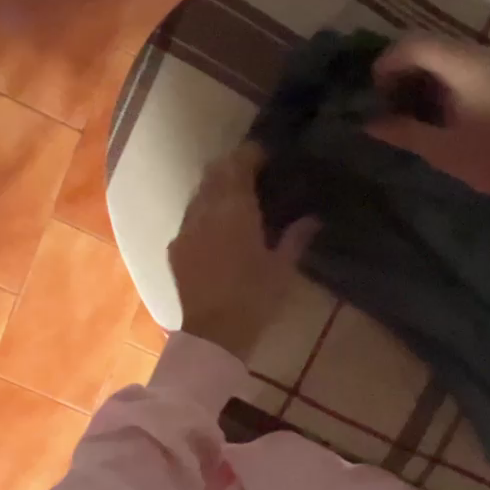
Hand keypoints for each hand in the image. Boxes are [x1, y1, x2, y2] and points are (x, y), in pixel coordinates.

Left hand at [169, 144, 316, 358]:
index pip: (239, 163)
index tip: (267, 158)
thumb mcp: (282, 269)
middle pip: (216, 172)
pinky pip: (190, 217)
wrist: (214, 334)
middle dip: (233, 167)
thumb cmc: (254, 300)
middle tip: (253, 175)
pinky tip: (217, 229)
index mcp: (235, 209)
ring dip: (216, 188)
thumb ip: (296, 238)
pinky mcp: (176, 247)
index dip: (252, 155)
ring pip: (200, 193)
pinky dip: (204, 213)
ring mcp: (186, 228)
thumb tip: (313, 219)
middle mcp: (206, 210)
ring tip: (235, 200)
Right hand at [367, 36, 489, 229]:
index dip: (386, 63)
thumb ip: (402, 133)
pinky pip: (464, 70)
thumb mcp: (441, 151)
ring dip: (422, 77)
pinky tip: (433, 112)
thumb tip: (367, 126)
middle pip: (431, 46)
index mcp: (465, 65)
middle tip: (382, 100)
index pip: (415, 45)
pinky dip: (442, 83)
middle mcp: (482, 55)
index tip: (370, 92)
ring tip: (403, 109)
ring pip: (448, 57)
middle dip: (402, 69)